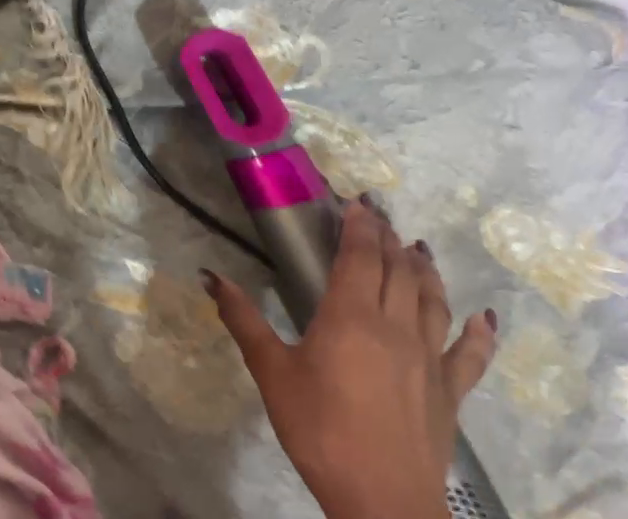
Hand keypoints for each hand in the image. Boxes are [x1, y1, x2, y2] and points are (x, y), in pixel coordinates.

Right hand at [205, 201, 497, 518]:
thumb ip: (243, 319)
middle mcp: (397, 329)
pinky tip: (480, 316)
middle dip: (388, 240)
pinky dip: (477, 331)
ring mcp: (430, 361)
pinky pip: (469, 353)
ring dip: (426, 271)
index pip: (361, 260)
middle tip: (378, 215)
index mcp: (351, 318)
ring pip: (434, 302)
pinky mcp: (449, 391)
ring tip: (417, 248)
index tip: (354, 201)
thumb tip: (210, 276)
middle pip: (400, 274)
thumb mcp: (269, 369)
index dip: (359, 227)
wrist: (381, 494)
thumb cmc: (315, 425)